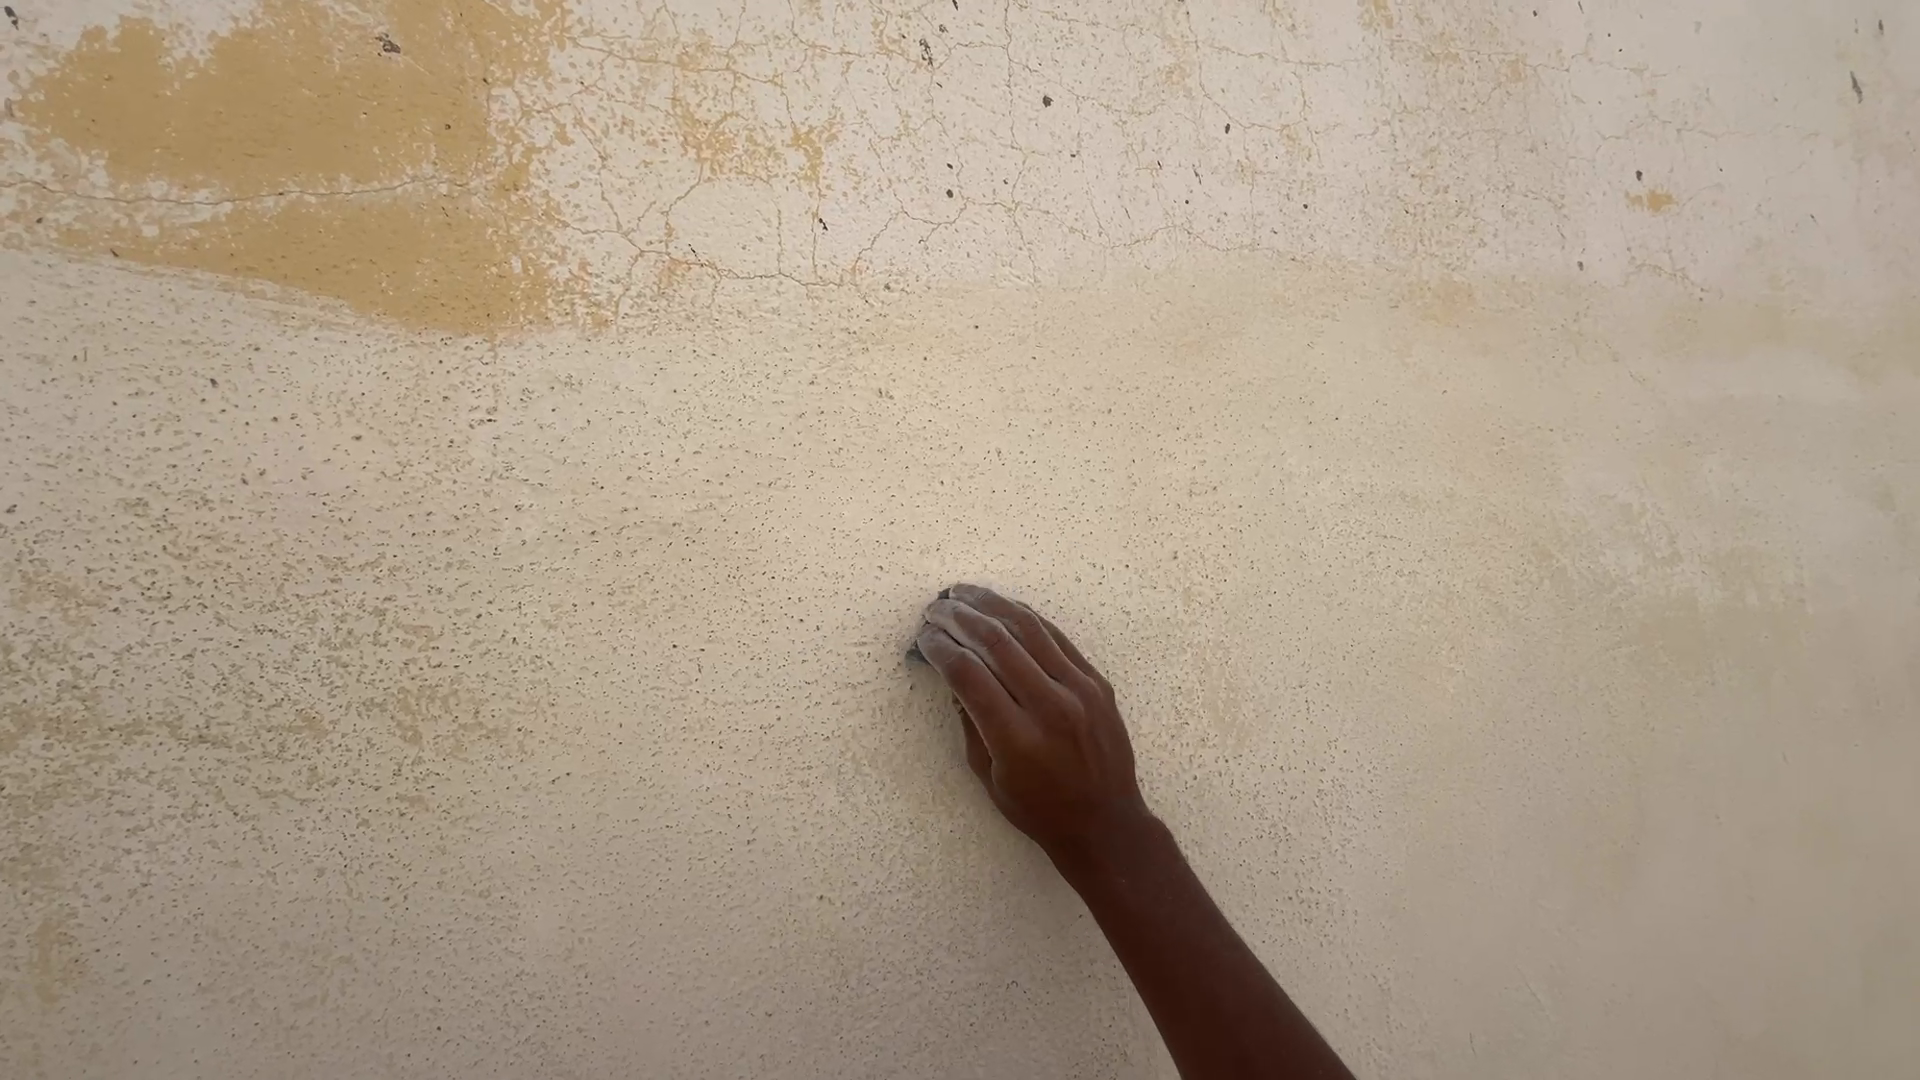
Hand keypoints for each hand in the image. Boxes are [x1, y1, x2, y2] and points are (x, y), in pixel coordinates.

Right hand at [914, 584, 1151, 857]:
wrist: (1107, 823)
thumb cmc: (1039, 810)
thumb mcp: (988, 777)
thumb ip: (968, 723)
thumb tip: (953, 675)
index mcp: (1017, 739)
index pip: (968, 674)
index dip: (940, 648)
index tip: (923, 637)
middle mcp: (1050, 707)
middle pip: (996, 642)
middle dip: (959, 618)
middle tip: (935, 607)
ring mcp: (1079, 690)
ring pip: (1029, 629)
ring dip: (991, 604)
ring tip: (964, 592)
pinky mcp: (1096, 681)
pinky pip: (1057, 637)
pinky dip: (1026, 618)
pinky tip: (1005, 607)